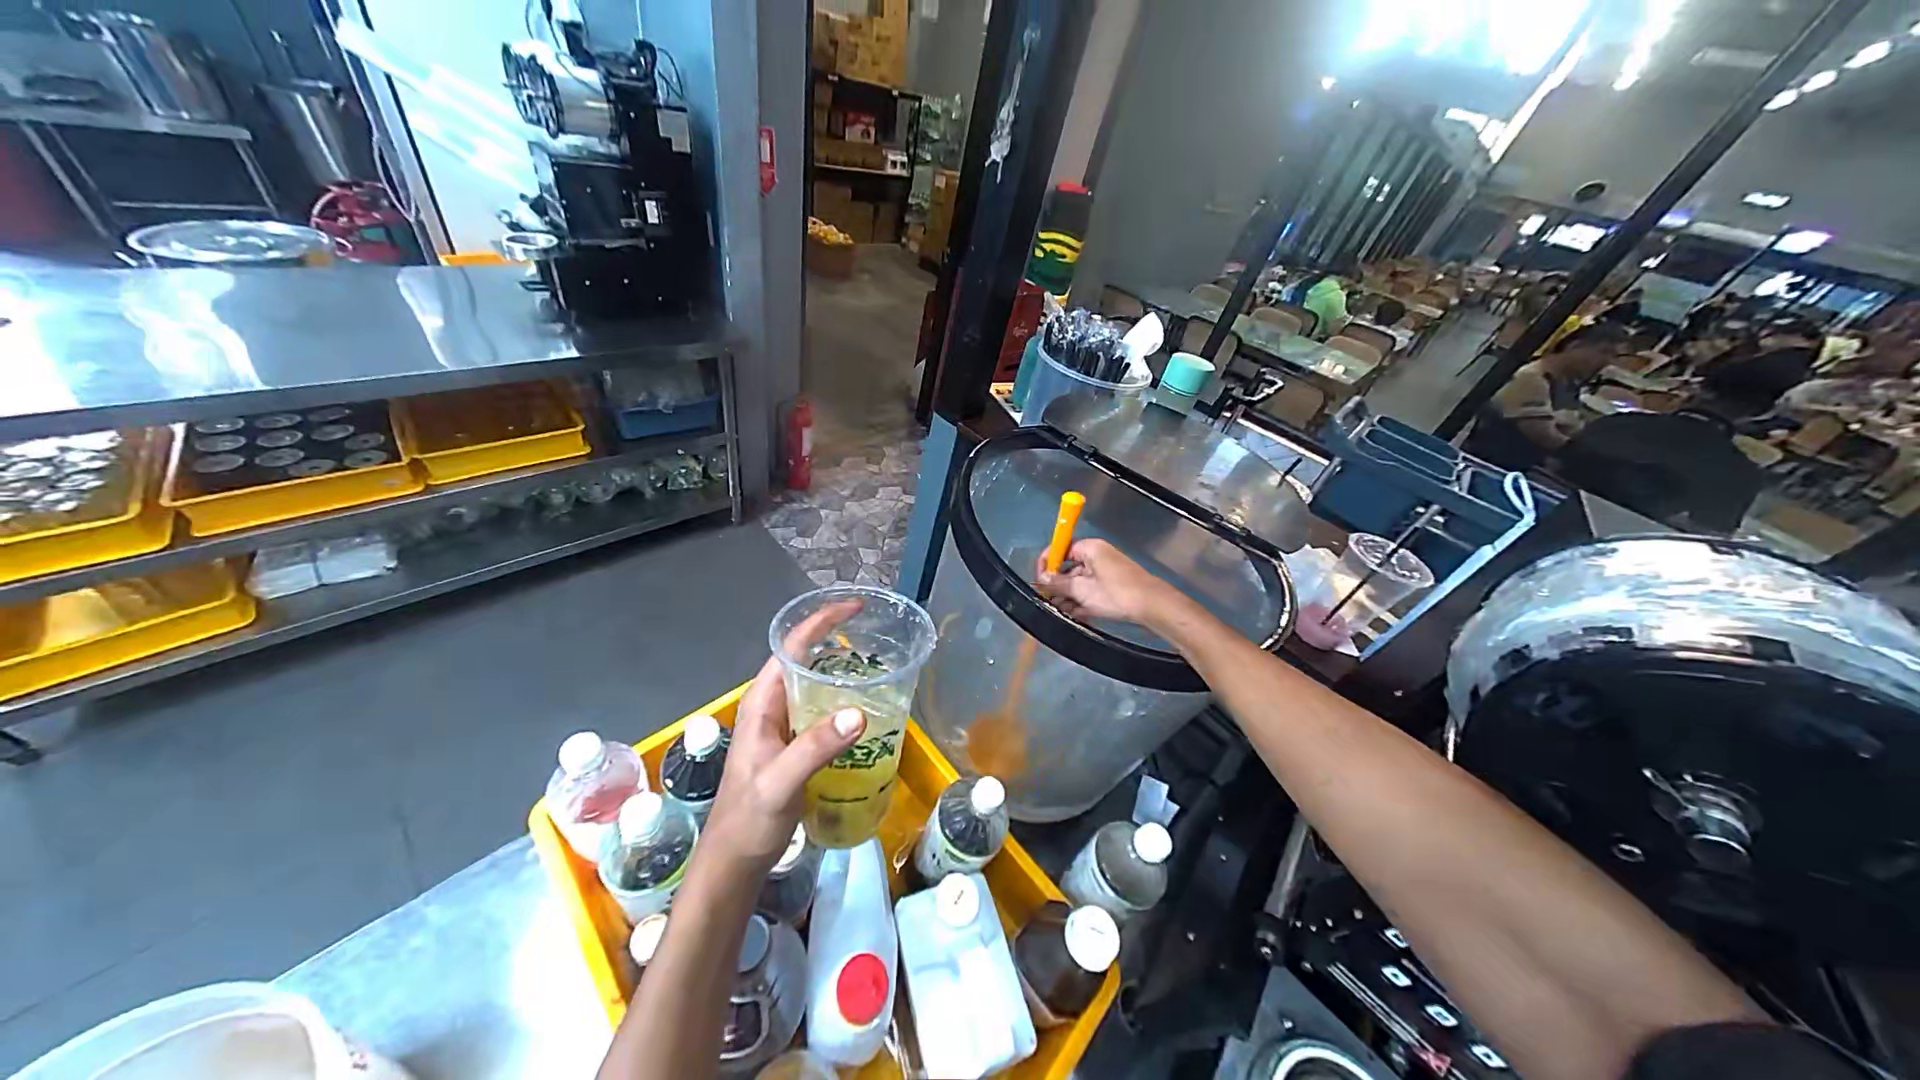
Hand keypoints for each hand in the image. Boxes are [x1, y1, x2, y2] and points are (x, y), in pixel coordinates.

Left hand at [703, 603, 867, 870]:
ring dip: (843, 673)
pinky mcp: (795, 747)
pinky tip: (868, 712)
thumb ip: (815, 747)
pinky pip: (823, 713)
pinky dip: (844, 703)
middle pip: (806, 661)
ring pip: (816, 687)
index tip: (856, 609)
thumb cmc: (748, 819)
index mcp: (762, 704)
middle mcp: (772, 708)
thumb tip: (858, 713)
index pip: (791, 648)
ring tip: (880, 668)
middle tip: (878, 638)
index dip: (821, 623)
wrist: (734, 862)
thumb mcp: (781, 782)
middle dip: (838, 643)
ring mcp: (784, 728)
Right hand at [1034, 538, 1187, 627]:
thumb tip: (1042, 579)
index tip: (1040, 583)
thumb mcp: (1082, 590)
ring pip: (1078, 582)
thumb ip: (1059, 583)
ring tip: (1061, 612)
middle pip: (1068, 567)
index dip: (1047, 565)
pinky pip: (1089, 590)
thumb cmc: (1116, 594)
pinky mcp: (1111, 586)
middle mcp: (1096, 555)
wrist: (1152, 607)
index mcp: (1089, 548)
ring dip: (1068, 597)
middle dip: (1058, 586)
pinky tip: (1075, 615)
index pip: (1060, 549)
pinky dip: (1081, 601)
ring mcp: (1104, 571)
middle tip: (1048, 602)